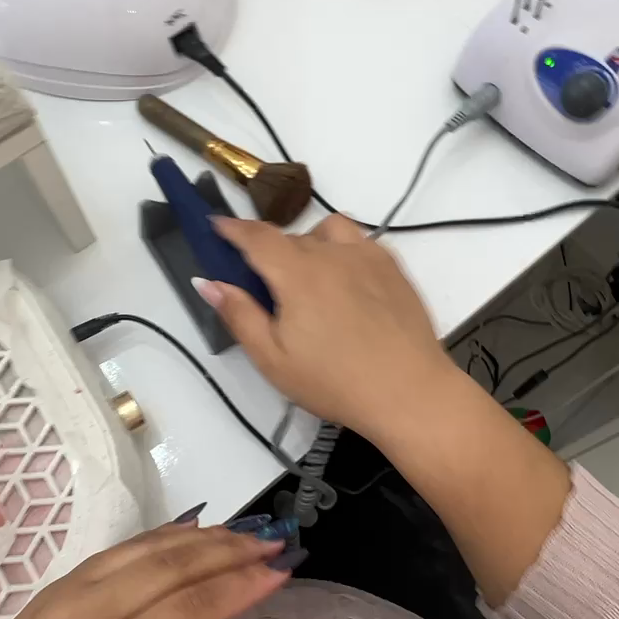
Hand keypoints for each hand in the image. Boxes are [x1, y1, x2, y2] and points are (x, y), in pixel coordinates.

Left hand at [0, 522, 300, 618]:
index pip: (197, 606)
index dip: (245, 583)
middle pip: (177, 564)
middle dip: (233, 548)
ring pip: (149, 547)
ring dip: (203, 535)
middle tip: (276, 542)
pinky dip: (161, 536)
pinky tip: (189, 532)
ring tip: (245, 533)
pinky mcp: (51, 589)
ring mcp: (65, 594)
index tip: (284, 569)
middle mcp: (90, 616)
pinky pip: (118, 549)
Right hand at [195, 215, 462, 438]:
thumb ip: (240, 315)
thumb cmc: (335, 382)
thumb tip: (209, 283)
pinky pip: (361, 242)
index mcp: (298, 273)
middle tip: (266, 286)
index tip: (218, 226)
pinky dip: (344, 251)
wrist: (409, 392)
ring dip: (310, 243)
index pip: (257, 237)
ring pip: (329, 230)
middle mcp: (334, 254)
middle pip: (292, 237)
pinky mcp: (395, 268)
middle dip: (271, 252)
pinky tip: (346, 285)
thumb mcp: (274, 359)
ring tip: (310, 279)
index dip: (233, 228)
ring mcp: (369, 257)